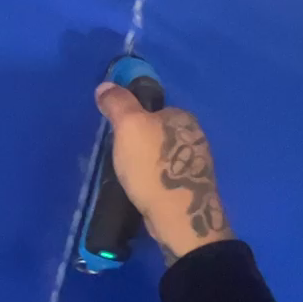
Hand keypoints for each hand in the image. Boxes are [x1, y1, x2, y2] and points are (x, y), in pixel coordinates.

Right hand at [95, 82, 234, 263]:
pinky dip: (156, 181)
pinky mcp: (193, 189)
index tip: (119, 136)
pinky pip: (168, 177)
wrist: (179, 216)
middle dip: (142, 144)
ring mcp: (197, 164)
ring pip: (164, 157)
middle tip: (122, 159)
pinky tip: (145, 192)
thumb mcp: (128, 126)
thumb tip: (105, 86)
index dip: (133, 121)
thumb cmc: (152, 166)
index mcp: (183, 117)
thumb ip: (118, 103)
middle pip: (160, 133)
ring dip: (149, 164)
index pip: (154, 110)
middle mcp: (195, 137)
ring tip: (131, 178)